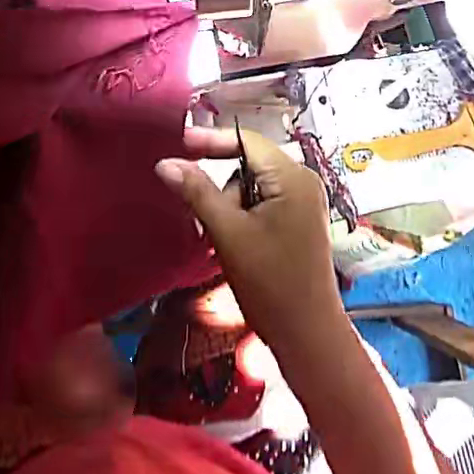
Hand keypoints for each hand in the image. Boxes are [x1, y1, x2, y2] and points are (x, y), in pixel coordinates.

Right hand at [155, 128, 343, 349]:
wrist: (307, 333)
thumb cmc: (269, 282)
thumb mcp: (228, 234)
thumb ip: (197, 192)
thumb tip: (166, 162)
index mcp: (293, 176)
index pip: (247, 141)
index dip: (212, 141)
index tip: (179, 143)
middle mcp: (305, 180)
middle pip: (252, 162)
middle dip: (223, 186)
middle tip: (206, 219)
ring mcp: (307, 200)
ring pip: (256, 184)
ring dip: (233, 204)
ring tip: (225, 239)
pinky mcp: (303, 218)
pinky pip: (267, 200)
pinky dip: (246, 214)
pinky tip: (237, 240)